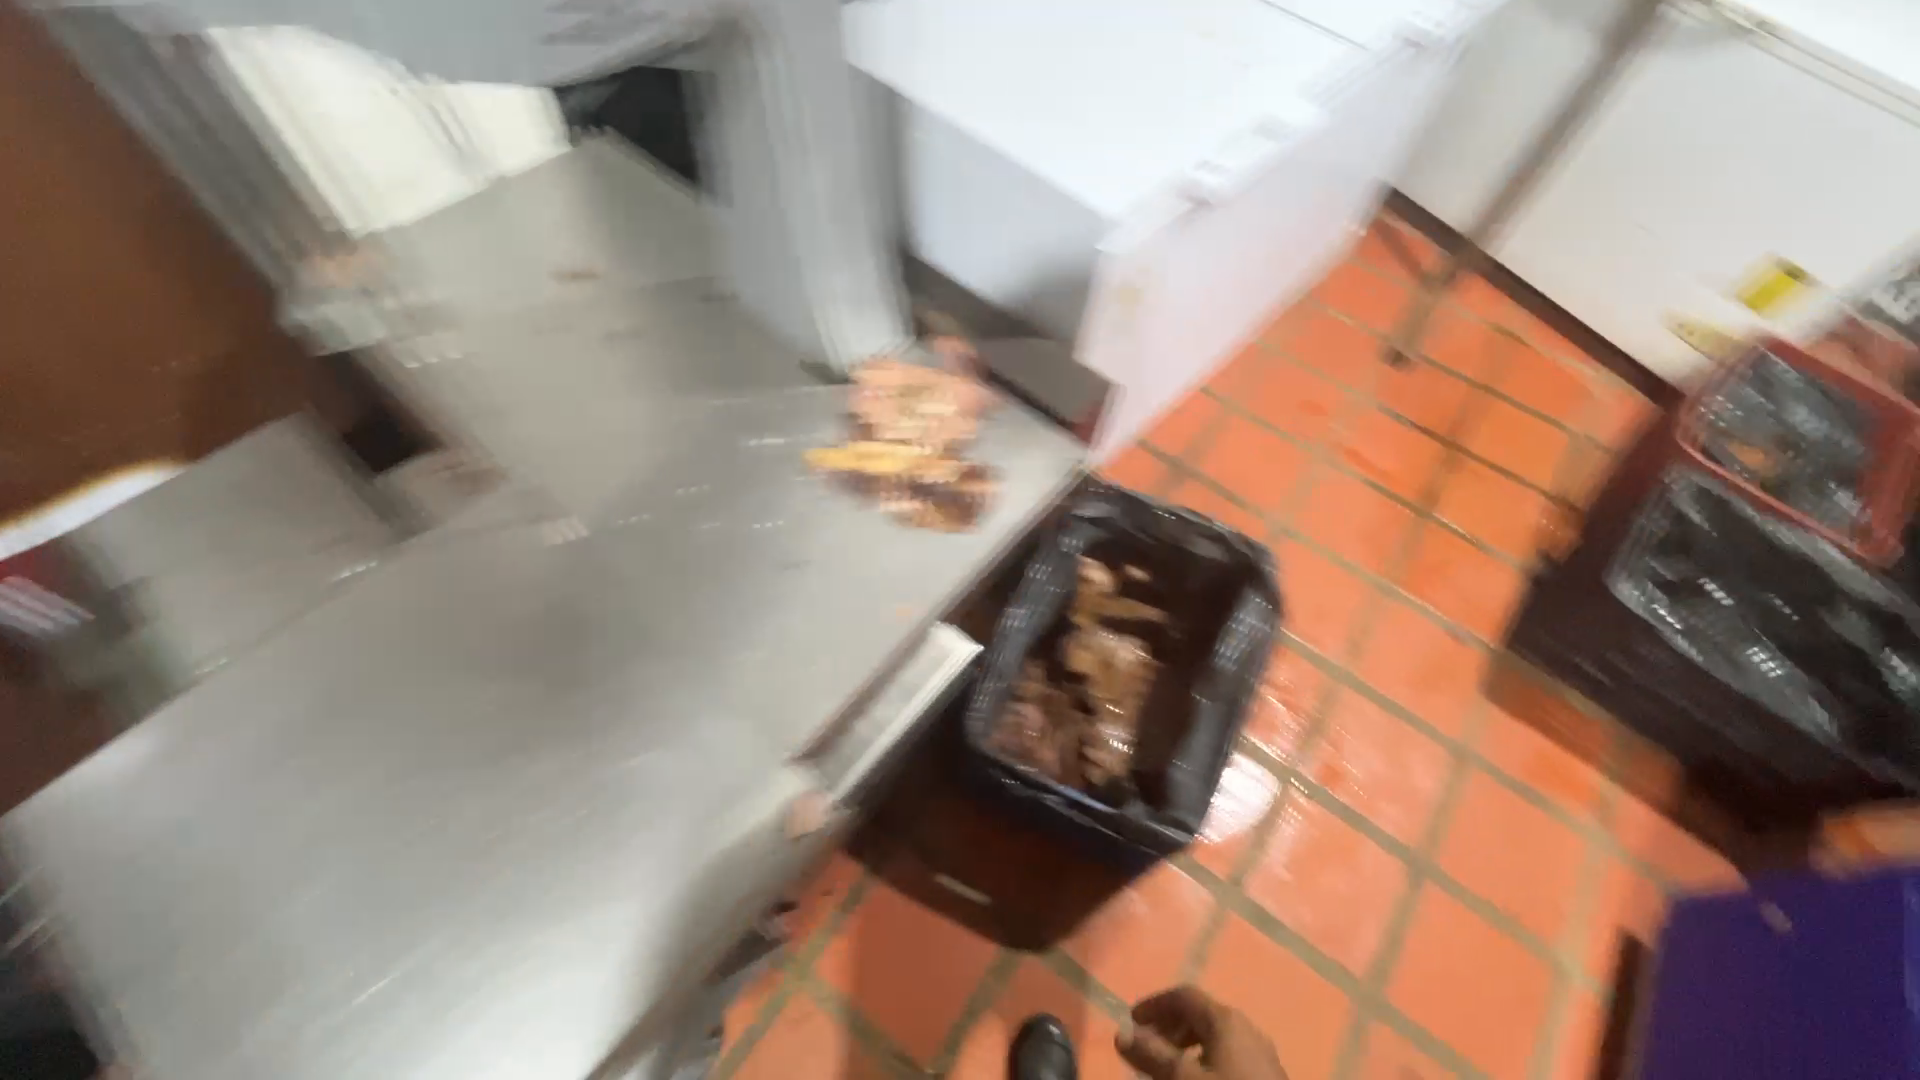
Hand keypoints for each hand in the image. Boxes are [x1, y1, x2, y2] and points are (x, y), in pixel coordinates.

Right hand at [1116, 986, 1289, 1079]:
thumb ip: (1152, 1055)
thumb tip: (1121, 1033)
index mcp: (1225, 1020)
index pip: (1183, 995)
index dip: (1154, 1005)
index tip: (1131, 1022)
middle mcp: (1245, 1028)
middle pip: (1200, 1014)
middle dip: (1169, 1026)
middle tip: (1147, 1046)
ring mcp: (1260, 1054)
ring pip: (1215, 1037)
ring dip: (1187, 1046)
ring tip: (1169, 1069)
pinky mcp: (1268, 1077)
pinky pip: (1229, 1056)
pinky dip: (1205, 1061)